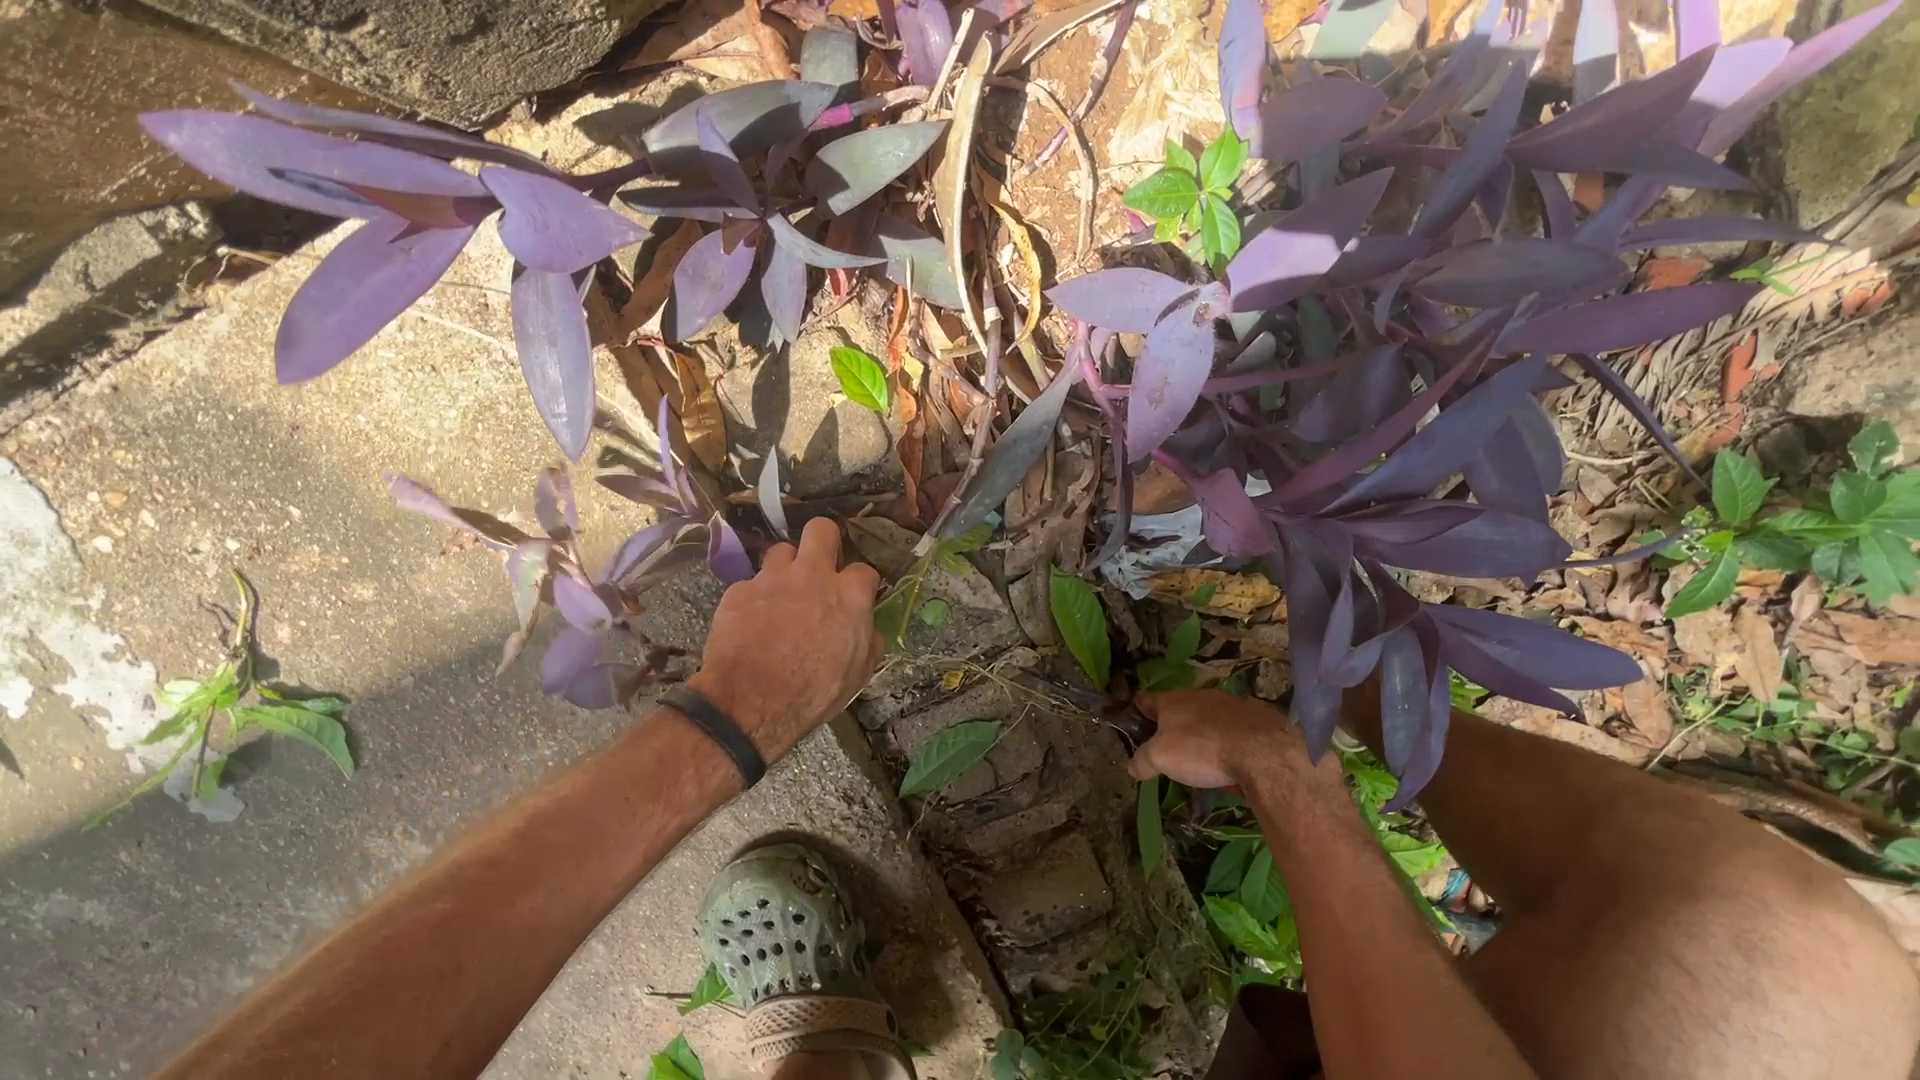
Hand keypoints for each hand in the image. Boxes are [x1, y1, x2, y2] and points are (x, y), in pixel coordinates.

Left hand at [687, 517, 882, 760]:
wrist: (752, 703)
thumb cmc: (813, 693)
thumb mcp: (858, 675)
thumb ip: (868, 641)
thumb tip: (868, 630)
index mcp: (848, 595)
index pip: (865, 569)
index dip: (860, 584)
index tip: (855, 597)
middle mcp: (812, 575)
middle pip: (821, 529)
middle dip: (824, 541)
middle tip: (820, 564)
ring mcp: (771, 578)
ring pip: (781, 551)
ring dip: (785, 569)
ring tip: (782, 593)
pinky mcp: (738, 590)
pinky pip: (751, 583)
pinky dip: (755, 597)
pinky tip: (752, 621)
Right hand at [1127, 690, 1337, 793]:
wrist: (1263, 752)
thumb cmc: (1202, 750)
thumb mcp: (1160, 758)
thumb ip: (1142, 760)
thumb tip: (1132, 766)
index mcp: (1173, 700)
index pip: (1145, 700)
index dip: (1137, 712)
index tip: (1134, 724)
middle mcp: (1200, 695)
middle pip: (1178, 708)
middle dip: (1172, 725)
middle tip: (1168, 748)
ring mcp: (1230, 704)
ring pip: (1208, 718)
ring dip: (1202, 733)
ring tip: (1202, 758)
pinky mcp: (1256, 718)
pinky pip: (1233, 730)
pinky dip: (1228, 741)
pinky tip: (1231, 761)